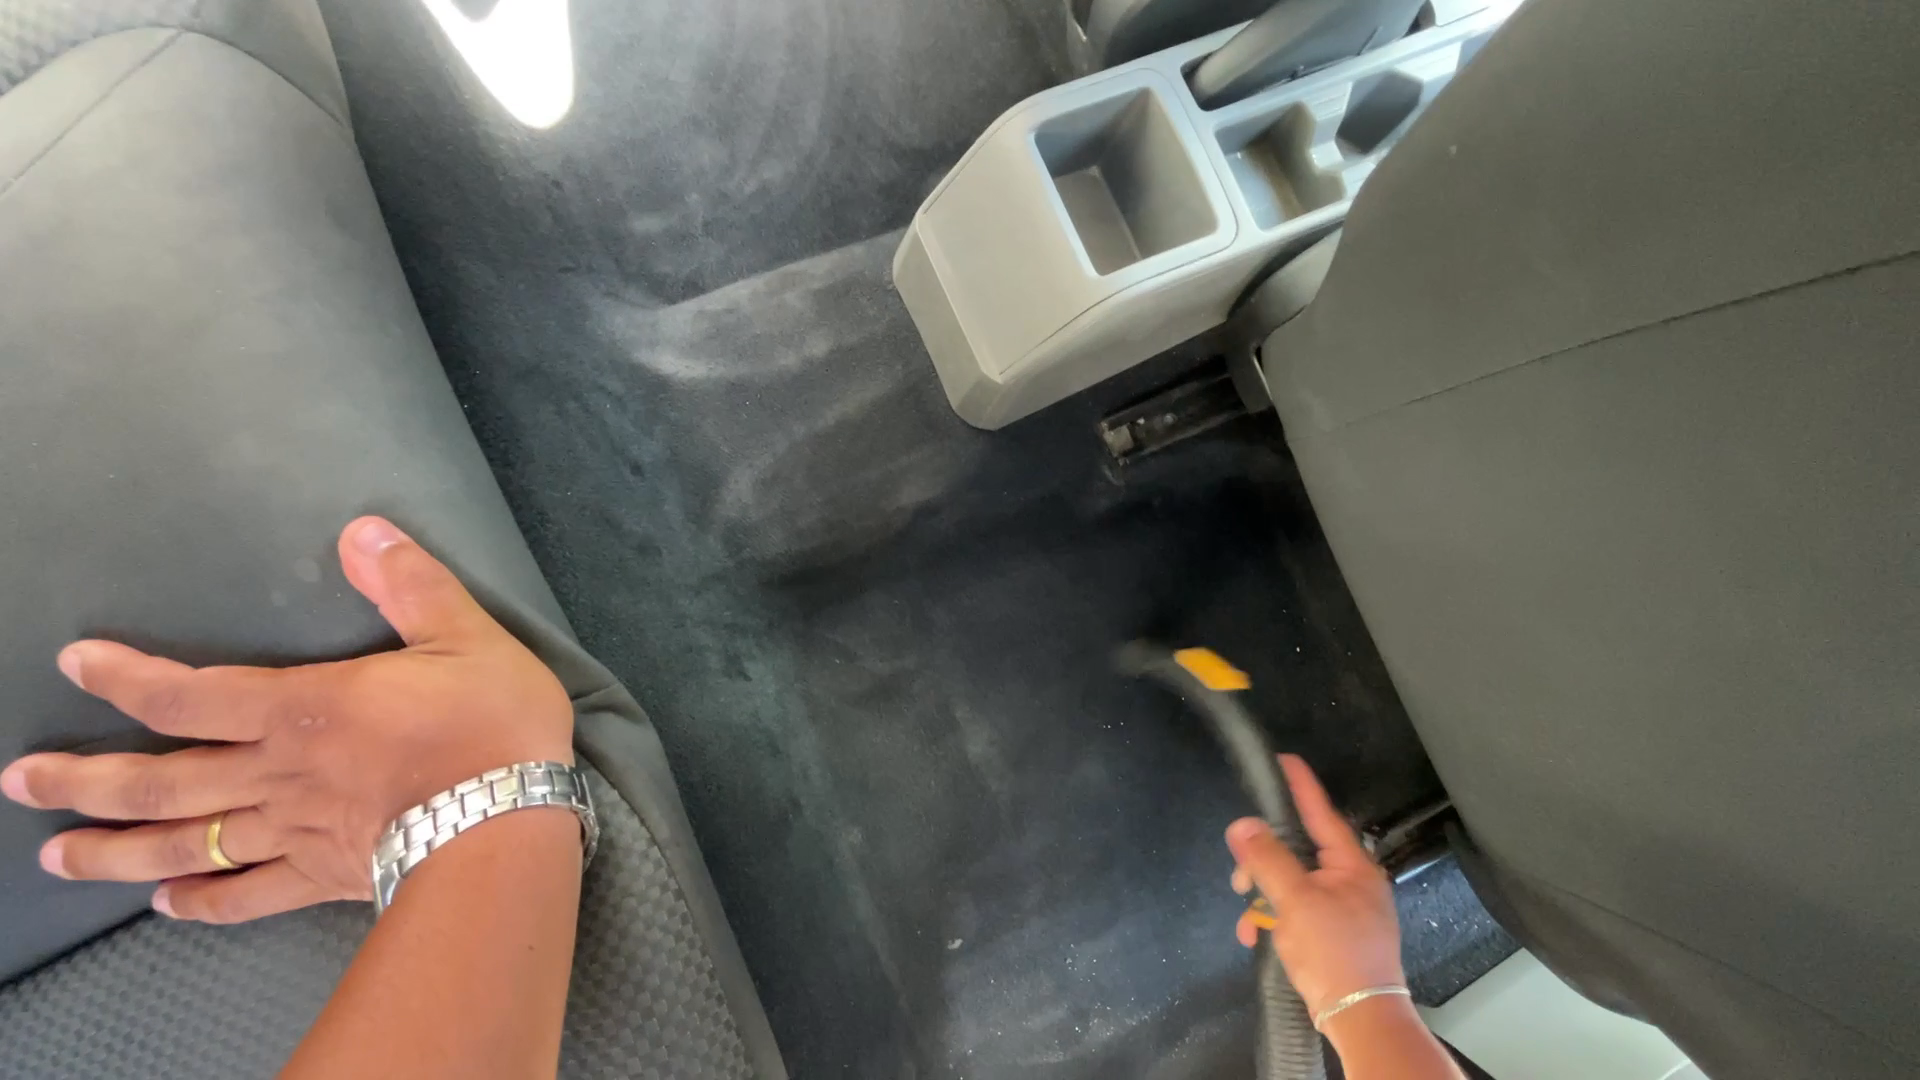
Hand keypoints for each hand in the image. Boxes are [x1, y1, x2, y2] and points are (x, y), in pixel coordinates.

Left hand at [0, 517, 574, 922]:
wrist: (506, 816)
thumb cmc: (489, 721)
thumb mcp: (468, 637)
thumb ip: (412, 587)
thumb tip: (361, 529)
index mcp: (305, 709)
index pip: (191, 695)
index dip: (128, 678)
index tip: (75, 662)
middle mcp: (279, 773)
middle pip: (163, 780)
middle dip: (86, 780)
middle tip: (20, 780)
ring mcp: (296, 831)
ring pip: (187, 843)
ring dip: (115, 849)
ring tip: (57, 855)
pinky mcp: (325, 874)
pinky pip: (248, 895)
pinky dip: (203, 901)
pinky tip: (170, 902)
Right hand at [1225, 754, 1403, 1015]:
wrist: (1360, 1022)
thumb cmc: (1334, 953)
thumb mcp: (1295, 901)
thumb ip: (1266, 858)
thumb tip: (1242, 824)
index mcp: (1351, 866)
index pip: (1320, 812)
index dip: (1300, 785)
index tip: (1284, 758)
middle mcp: (1349, 882)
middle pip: (1296, 850)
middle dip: (1262, 862)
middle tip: (1240, 875)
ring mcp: (1342, 909)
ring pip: (1289, 882)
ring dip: (1262, 896)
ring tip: (1249, 919)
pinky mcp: (1331, 935)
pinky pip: (1294, 911)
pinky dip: (1272, 920)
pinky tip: (1255, 936)